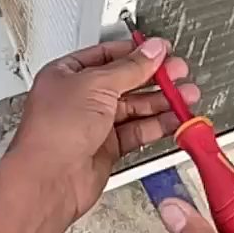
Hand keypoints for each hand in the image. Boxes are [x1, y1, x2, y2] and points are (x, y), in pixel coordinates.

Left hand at [5, 37, 200, 221]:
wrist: (48, 181)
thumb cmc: (53, 132)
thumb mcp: (97, 86)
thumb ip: (130, 68)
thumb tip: (152, 51)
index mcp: (67, 74)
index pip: (107, 56)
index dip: (134, 53)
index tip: (160, 51)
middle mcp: (79, 98)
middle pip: (124, 82)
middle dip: (154, 78)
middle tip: (178, 73)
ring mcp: (92, 124)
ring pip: (133, 108)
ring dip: (160, 102)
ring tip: (185, 96)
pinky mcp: (105, 149)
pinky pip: (136, 132)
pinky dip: (156, 126)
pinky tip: (173, 120)